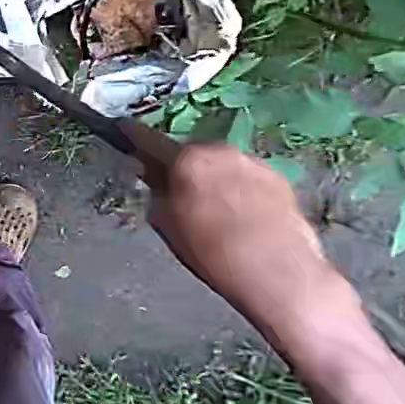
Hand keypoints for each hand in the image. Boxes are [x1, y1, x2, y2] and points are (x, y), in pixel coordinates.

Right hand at [148, 144, 355, 328]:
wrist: (280, 274)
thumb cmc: (213, 253)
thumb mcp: (167, 226)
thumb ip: (157, 195)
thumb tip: (156, 180)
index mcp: (186, 159)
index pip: (151, 141)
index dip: (134, 137)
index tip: (124, 130)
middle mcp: (220, 150)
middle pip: (192, 154)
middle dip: (185, 170)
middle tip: (183, 199)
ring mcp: (253, 162)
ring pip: (223, 165)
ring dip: (216, 180)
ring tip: (220, 215)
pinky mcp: (280, 178)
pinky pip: (249, 179)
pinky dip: (242, 191)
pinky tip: (246, 220)